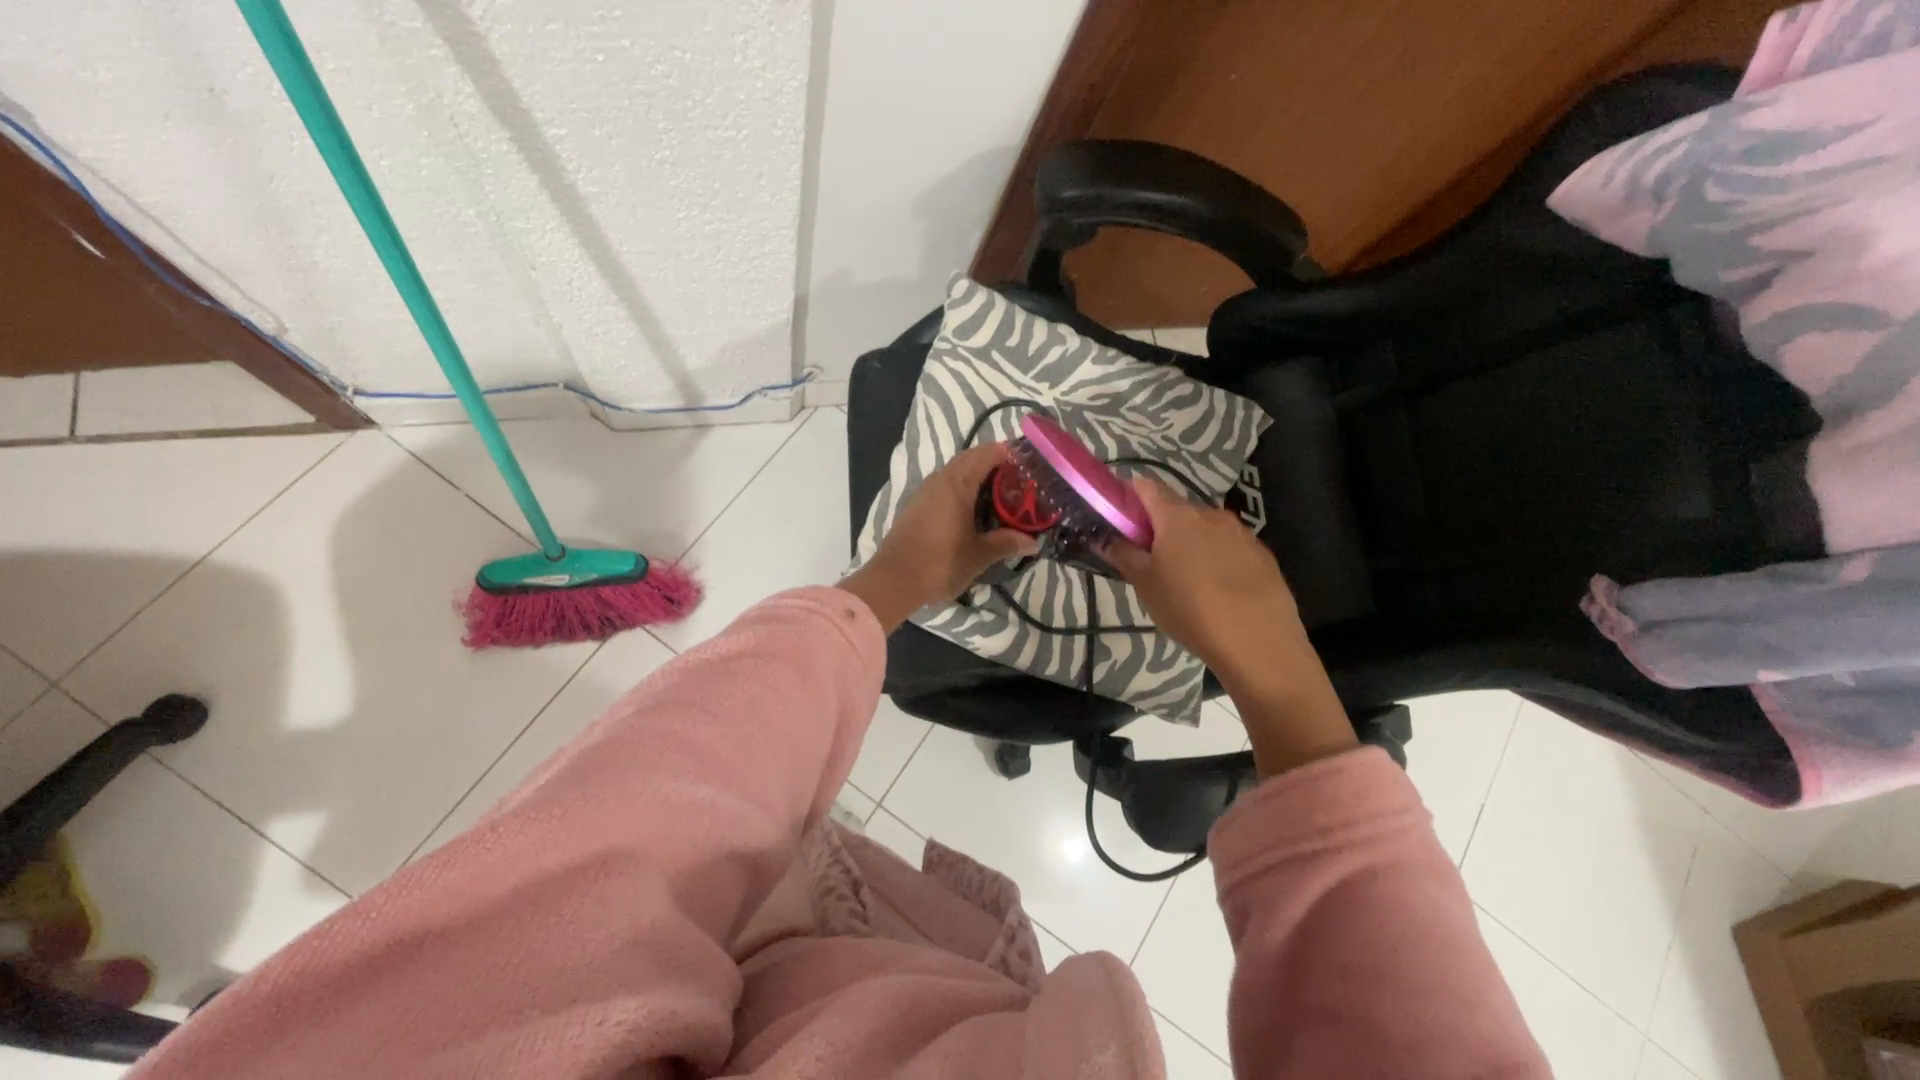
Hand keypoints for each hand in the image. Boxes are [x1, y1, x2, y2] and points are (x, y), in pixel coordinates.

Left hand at [840, 443, 1038, 631]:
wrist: (894, 581)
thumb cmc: (940, 563)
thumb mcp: (979, 555)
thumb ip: (1006, 543)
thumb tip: (1033, 543)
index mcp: (957, 484)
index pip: (987, 453)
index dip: (1008, 453)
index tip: (1028, 461)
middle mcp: (939, 480)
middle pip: (970, 459)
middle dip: (994, 463)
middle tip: (1018, 478)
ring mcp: (924, 492)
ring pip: (955, 472)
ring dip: (976, 476)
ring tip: (1000, 493)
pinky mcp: (916, 506)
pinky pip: (944, 486)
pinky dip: (962, 489)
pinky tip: (973, 509)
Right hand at [1104, 476, 1356, 775]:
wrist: (1258, 642)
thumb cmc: (1190, 609)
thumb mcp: (1146, 586)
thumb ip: (1123, 555)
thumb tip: (1104, 538)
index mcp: (1177, 516)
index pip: (1146, 486)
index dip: (1129, 498)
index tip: (1121, 525)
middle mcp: (1210, 514)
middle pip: (1176, 509)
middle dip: (1160, 528)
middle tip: (1150, 563)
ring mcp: (1241, 533)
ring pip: (1205, 530)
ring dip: (1190, 545)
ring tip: (1187, 583)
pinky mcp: (1262, 554)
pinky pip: (1230, 547)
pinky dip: (1217, 559)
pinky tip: (1218, 592)